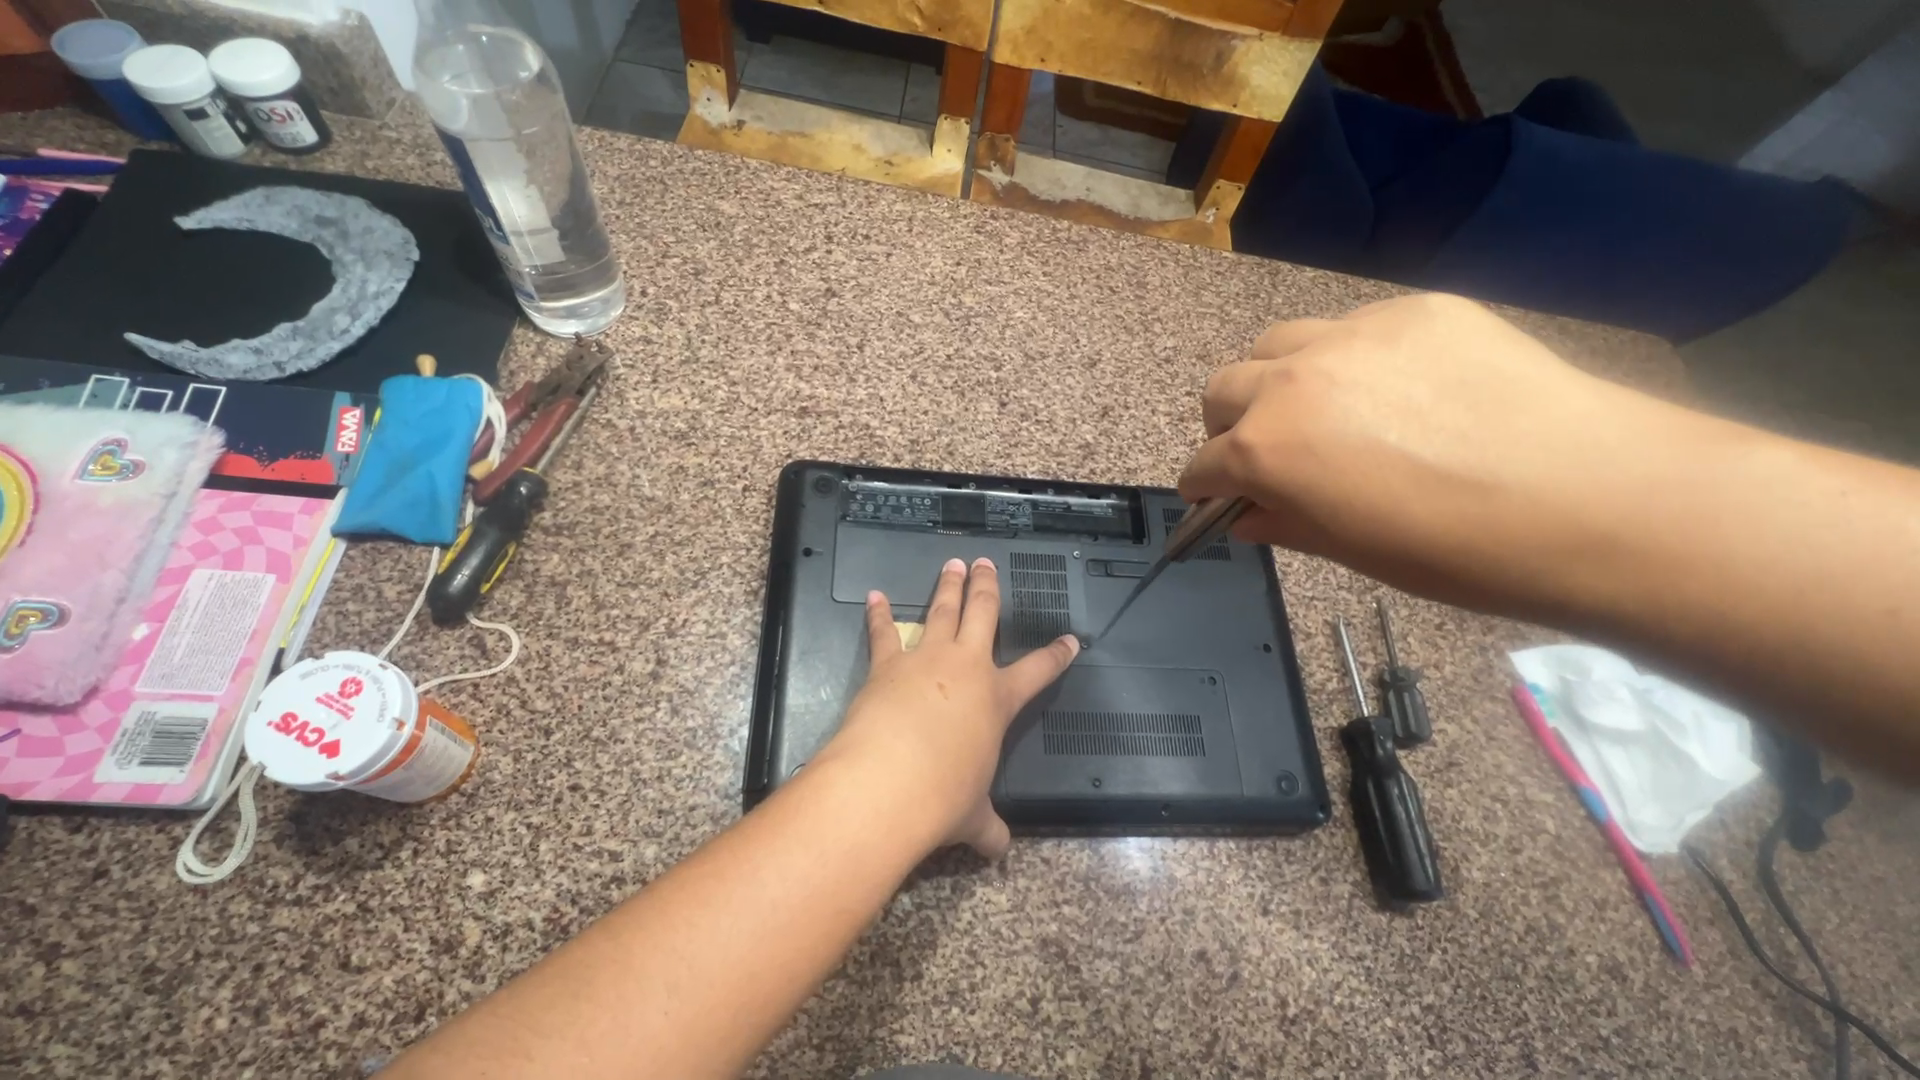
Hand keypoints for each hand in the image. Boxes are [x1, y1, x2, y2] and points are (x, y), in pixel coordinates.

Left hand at [812, 557, 1078, 858]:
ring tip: (951, 563)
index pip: (1039, 671)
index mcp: (998, 700)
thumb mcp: (973, 817)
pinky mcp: (887, 664)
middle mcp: (966, 668)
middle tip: (986, 564)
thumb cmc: (944, 798)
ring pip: (941, 610)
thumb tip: (998, 850)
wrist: (891, 782)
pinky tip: (875, 596)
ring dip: (947, 586)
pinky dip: (879, 613)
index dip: (1056, 655)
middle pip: (983, 614)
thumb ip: (987, 828)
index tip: (1070, 640)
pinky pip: (884, 631)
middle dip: (987, 587)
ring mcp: (926, 659)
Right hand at [1178, 293, 1708, 614]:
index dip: (1205, 488)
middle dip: (1228, 426)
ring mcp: (1355, 334)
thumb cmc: (1459, 551)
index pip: (1203, 464)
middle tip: (1265, 454)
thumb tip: (1248, 516)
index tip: (1217, 499)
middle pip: (1223, 389)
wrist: (1593, 498)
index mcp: (1267, 450)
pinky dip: (1348, 358)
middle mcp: (1293, 380)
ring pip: (1276, 344)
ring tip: (1320, 409)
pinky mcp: (1416, 309)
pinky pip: (1352, 326)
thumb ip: (1285, 524)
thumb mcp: (1354, 551)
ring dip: (1275, 379)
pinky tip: (1396, 389)